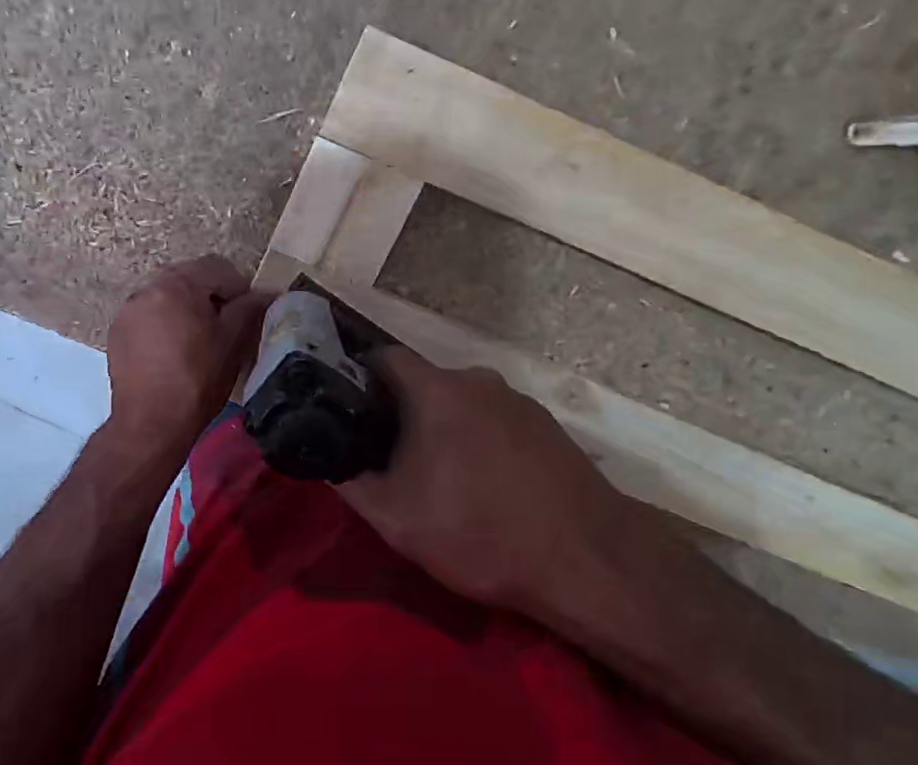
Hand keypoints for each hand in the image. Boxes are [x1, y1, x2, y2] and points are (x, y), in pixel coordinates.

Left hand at [105, 256, 270, 452]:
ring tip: (199, 341)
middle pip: (190, 278)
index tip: (247, 315)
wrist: (151, 423)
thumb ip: (251, 308)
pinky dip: (165, 324)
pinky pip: (149, 316)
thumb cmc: (198, 378)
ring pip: (168, 297)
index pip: (219, 267)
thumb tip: (268, 293)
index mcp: (177, 283)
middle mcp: (147, 288)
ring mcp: (128, 310)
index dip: (240, 288)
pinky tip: (174, 353)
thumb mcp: (233, 341)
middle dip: (212, 296)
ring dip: (187, 309)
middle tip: (226, 327)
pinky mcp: (118, 333)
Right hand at [337, 347, 646, 614]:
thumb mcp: (396, 518)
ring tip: (444, 478)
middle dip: (403, 412)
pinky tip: (489, 485)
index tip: (351, 408)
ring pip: (463, 403)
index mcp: (436, 390)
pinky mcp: (548, 425)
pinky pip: (496, 420)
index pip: (385, 357)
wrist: (588, 561)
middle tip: (394, 457)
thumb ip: (351, 480)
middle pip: (425, 382)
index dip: (361, 376)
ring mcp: (517, 400)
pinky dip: (481, 440)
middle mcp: (477, 380)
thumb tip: (329, 458)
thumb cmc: (480, 532)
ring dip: (445, 428)